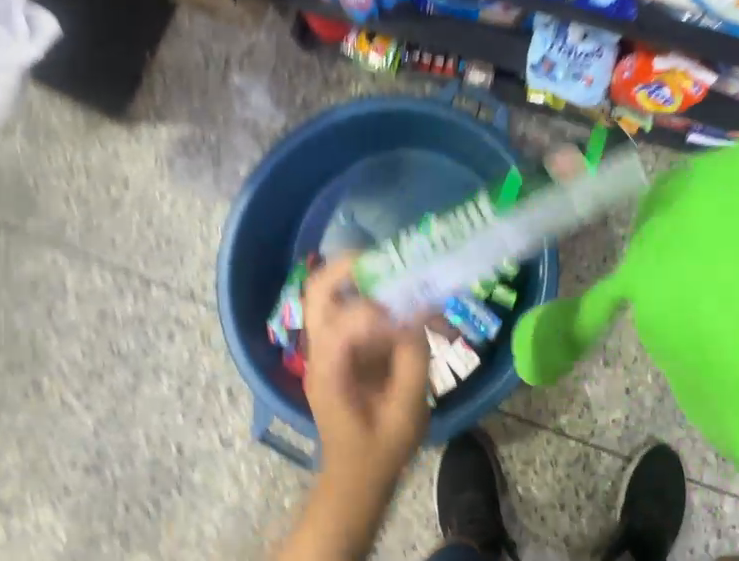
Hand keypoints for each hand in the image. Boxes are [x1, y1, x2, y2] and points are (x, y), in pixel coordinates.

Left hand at [301, 255, 431, 482]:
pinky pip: (348, 306)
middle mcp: (319, 350)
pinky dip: (371, 293)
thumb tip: (419, 314)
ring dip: (361, 276)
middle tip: (390, 260)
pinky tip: (401, 299)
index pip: (346, 320)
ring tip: (398, 273)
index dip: (379, 311)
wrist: (356, 479)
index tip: (412, 315)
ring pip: (329, 292)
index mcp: (329, 370)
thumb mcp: (407, 413)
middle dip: (352, 266)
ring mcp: (326, 347)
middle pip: (320, 289)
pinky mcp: (340, 347)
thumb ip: (413, 361)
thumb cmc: (380, 450)